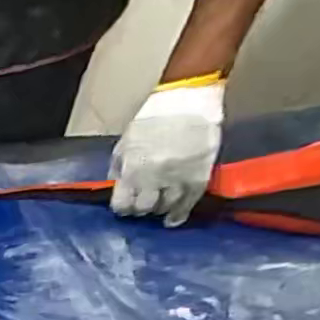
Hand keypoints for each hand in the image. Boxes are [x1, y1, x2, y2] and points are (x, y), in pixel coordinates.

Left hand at [110, 81, 224, 227]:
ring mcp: (178, 175)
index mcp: (131, 172)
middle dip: (141, 210)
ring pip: (168, 205)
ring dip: (161, 210)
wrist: (186, 99)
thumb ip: (118, 171)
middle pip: (145, 208)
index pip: (122, 204)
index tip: (126, 208)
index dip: (123, 209)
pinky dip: (182, 212)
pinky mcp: (201, 169)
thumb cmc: (149, 123)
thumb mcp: (122, 148)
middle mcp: (153, 178)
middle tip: (144, 207)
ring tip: (160, 210)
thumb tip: (117, 189)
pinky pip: (191, 198)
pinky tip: (175, 219)